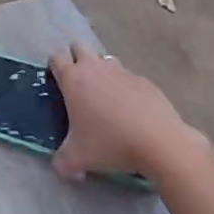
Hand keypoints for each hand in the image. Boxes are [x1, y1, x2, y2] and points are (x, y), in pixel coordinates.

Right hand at [48, 44, 207, 178]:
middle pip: (79, 47)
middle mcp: (95, 68)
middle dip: (76, 58)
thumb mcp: (78, 159)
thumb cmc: (110, 144)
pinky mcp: (145, 81)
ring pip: (106, 59)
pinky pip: (130, 78)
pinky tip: (133, 110)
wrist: (159, 142)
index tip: (57, 81)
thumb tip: (60, 166)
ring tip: (106, 96)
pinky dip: (127, 88)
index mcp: (73, 79)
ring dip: (102, 70)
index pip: (56, 57)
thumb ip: (62, 161)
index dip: (54, 66)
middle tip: (79, 84)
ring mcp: (122, 71)